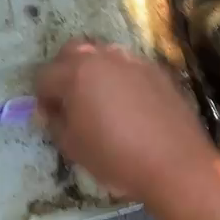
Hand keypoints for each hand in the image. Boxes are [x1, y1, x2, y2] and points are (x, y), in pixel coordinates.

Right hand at [35, 40, 215, 200]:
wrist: (177, 166)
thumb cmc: (117, 158)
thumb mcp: (73, 148)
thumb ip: (55, 123)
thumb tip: (50, 112)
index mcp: (75, 73)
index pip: (43, 76)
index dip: (42, 98)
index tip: (51, 118)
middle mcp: (101, 57)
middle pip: (70, 53)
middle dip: (64, 73)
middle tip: (71, 102)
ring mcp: (131, 60)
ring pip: (101, 54)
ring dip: (93, 71)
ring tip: (102, 101)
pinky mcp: (155, 70)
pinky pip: (128, 66)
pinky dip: (120, 78)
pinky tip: (130, 105)